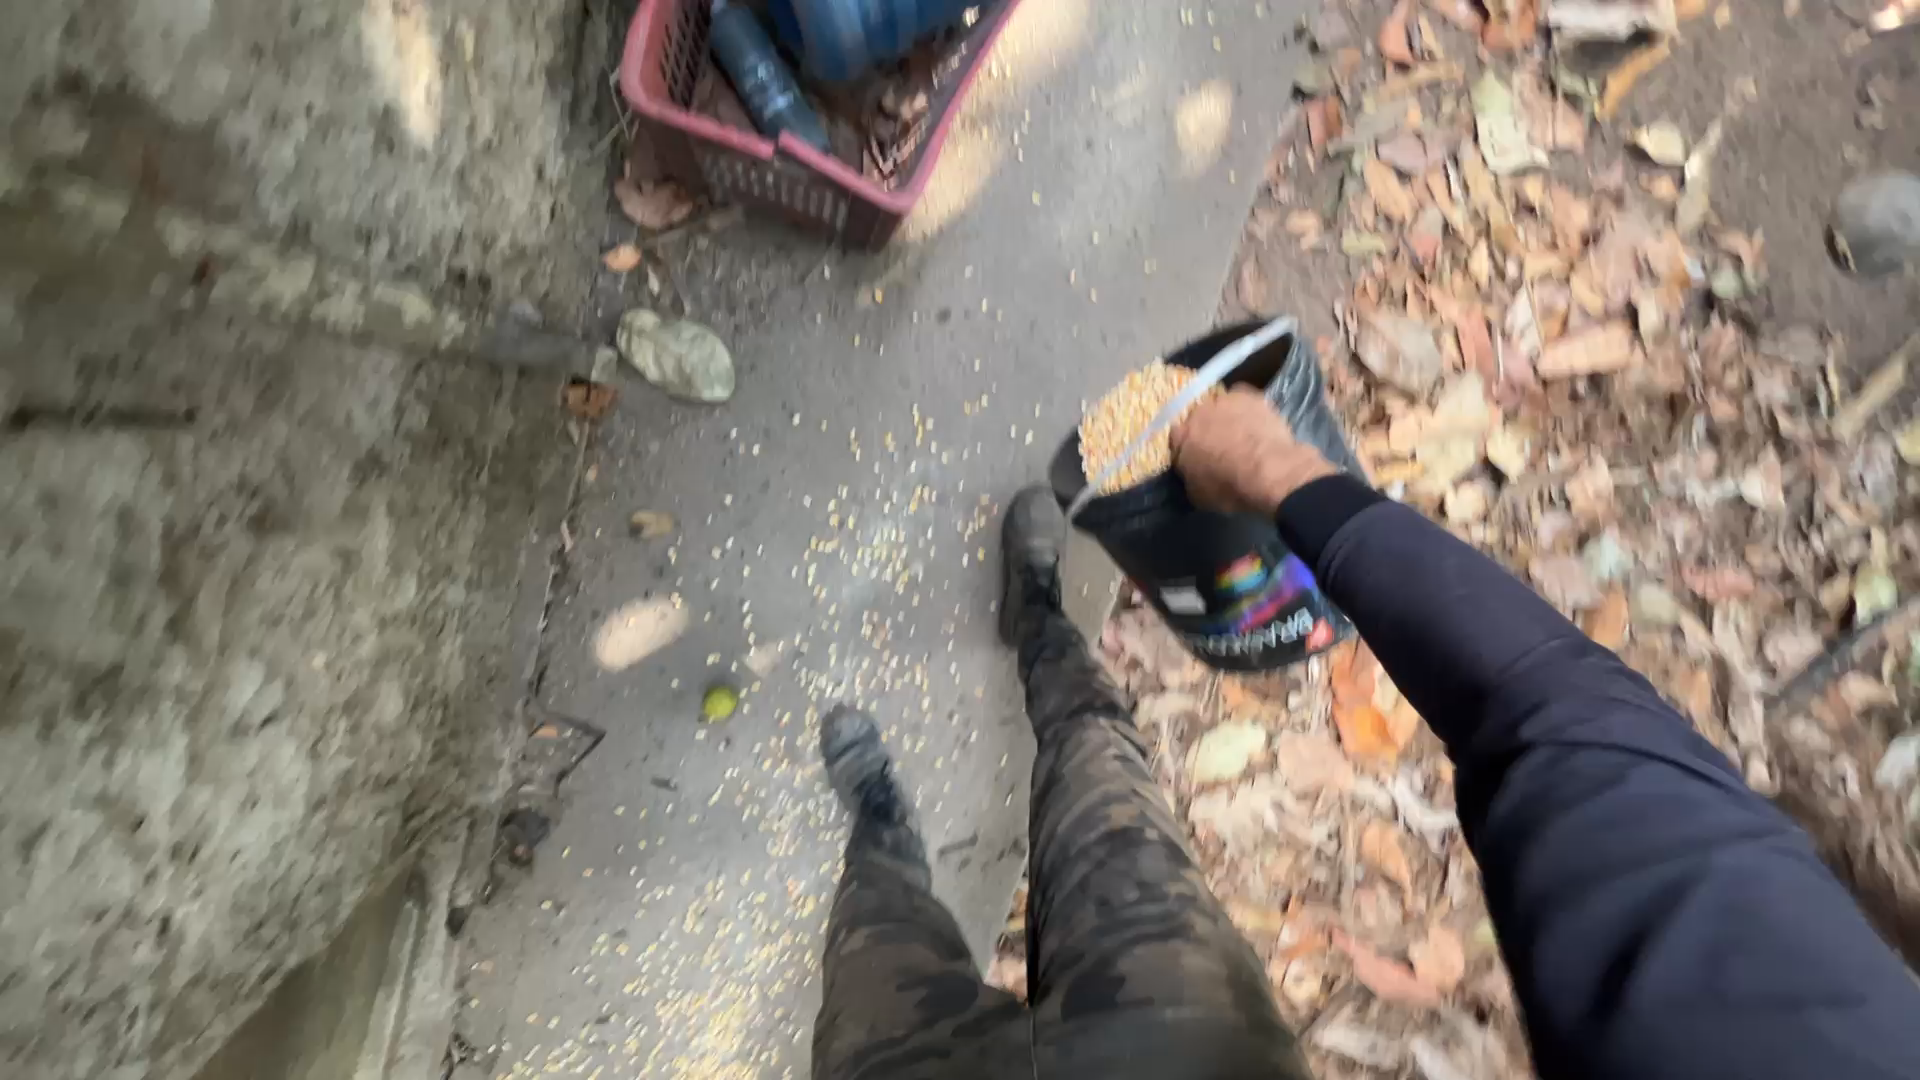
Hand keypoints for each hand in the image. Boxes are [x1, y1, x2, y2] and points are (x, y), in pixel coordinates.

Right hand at [1172, 385, 1337, 515]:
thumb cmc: (1229, 488)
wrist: (1267, 471)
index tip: (1196, 456)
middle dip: (1206, 429)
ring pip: (1220, 405)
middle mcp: (1197, 414)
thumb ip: (1190, 476)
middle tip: (1219, 445)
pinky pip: (1243, 397)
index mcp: (1180, 438)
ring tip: (1241, 433)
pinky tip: (1256, 420)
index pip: (1177, 437)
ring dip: (1227, 416)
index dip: (1187, 446)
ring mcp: (1223, 401)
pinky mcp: (1250, 395)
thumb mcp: (1198, 494)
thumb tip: (1193, 471)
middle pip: (1198, 417)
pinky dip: (1247, 407)